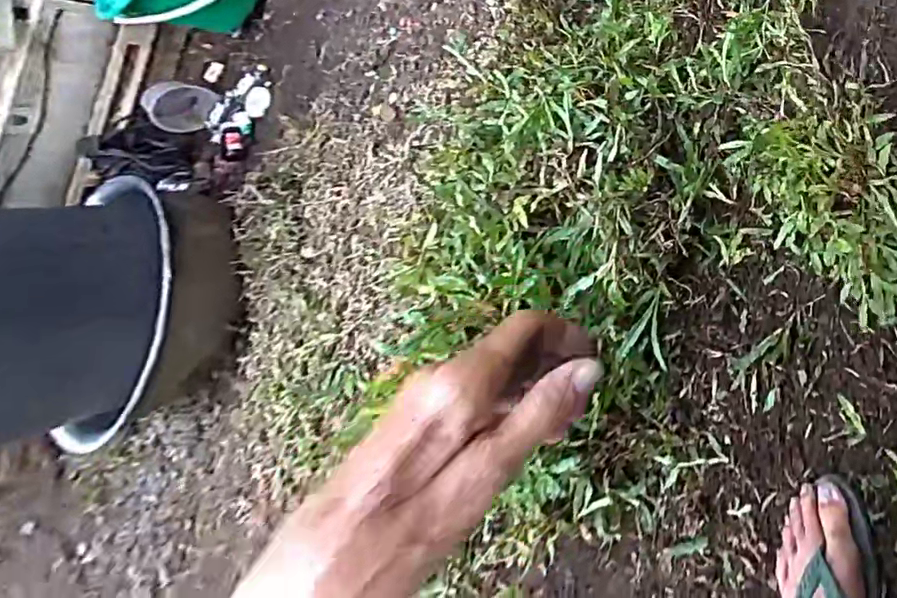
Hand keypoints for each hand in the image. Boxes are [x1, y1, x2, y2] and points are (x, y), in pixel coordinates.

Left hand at [233, 313, 600, 597]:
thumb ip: (537, 417)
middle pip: (510, 347)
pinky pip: (470, 395)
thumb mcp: (481, 481)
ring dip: (532, 389)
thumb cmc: (399, 539)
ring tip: (555, 431)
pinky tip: (513, 442)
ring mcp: (418, 397)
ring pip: (493, 372)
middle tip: (580, 410)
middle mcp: (436, 375)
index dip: (566, 335)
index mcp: (456, 382)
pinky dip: (503, 407)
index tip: (593, 364)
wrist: (303, 587)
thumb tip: (588, 367)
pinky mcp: (408, 422)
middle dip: (553, 366)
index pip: (526, 325)